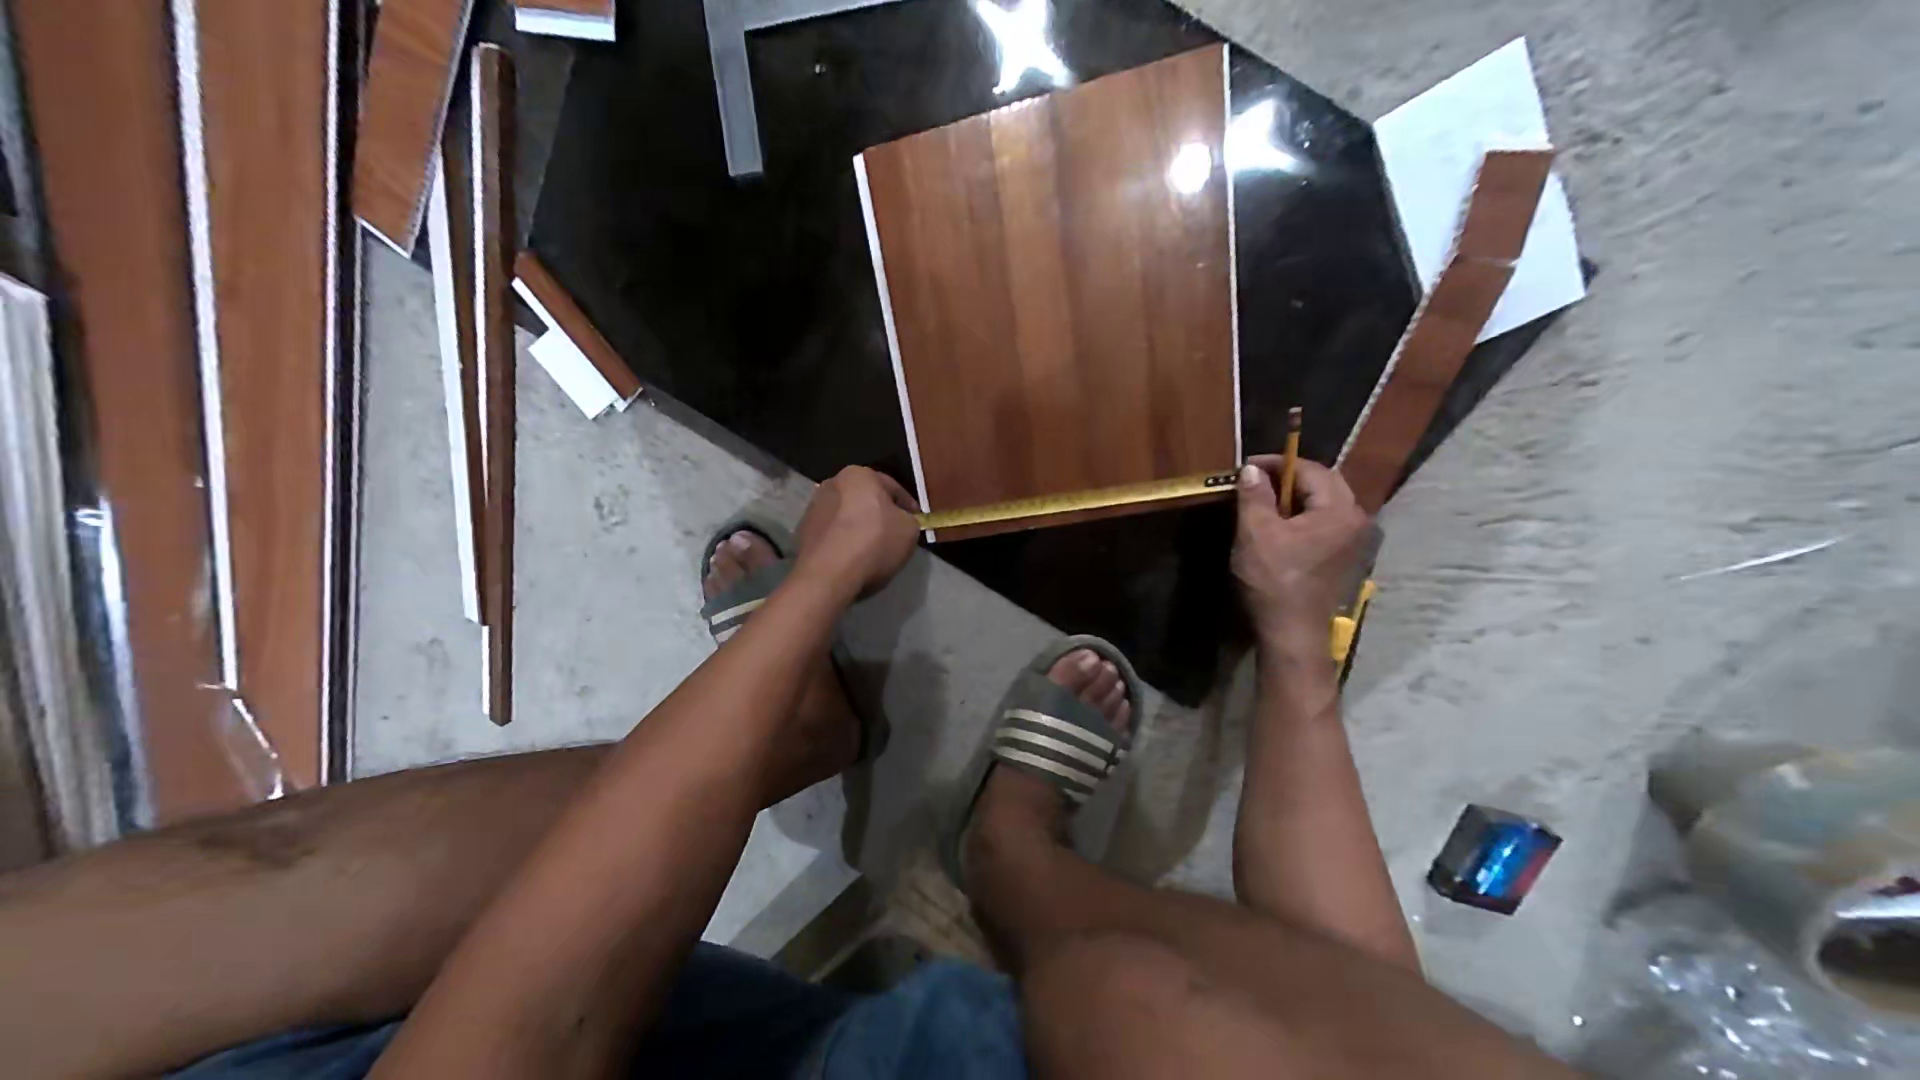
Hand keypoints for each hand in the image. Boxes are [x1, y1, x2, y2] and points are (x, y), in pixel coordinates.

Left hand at [793, 467, 921, 599]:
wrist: (828, 575)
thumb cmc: (874, 543)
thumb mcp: (909, 530)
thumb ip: (909, 519)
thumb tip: (902, 520)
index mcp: (859, 475)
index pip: (892, 487)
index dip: (908, 505)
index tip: (916, 520)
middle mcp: (832, 484)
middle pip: (865, 499)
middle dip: (879, 514)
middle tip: (894, 533)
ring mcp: (813, 508)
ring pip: (846, 516)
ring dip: (859, 527)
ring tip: (871, 548)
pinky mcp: (802, 532)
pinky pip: (832, 533)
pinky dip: (842, 540)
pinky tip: (852, 557)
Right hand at [1232, 458, 1371, 659]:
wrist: (1291, 630)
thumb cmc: (1274, 579)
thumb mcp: (1256, 533)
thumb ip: (1255, 496)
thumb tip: (1251, 469)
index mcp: (1338, 510)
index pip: (1311, 470)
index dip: (1279, 463)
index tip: (1248, 467)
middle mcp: (1355, 519)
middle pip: (1325, 482)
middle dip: (1291, 476)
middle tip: (1258, 480)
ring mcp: (1354, 540)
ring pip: (1327, 502)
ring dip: (1298, 495)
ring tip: (1266, 500)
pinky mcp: (1345, 556)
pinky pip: (1327, 521)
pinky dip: (1305, 513)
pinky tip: (1281, 523)